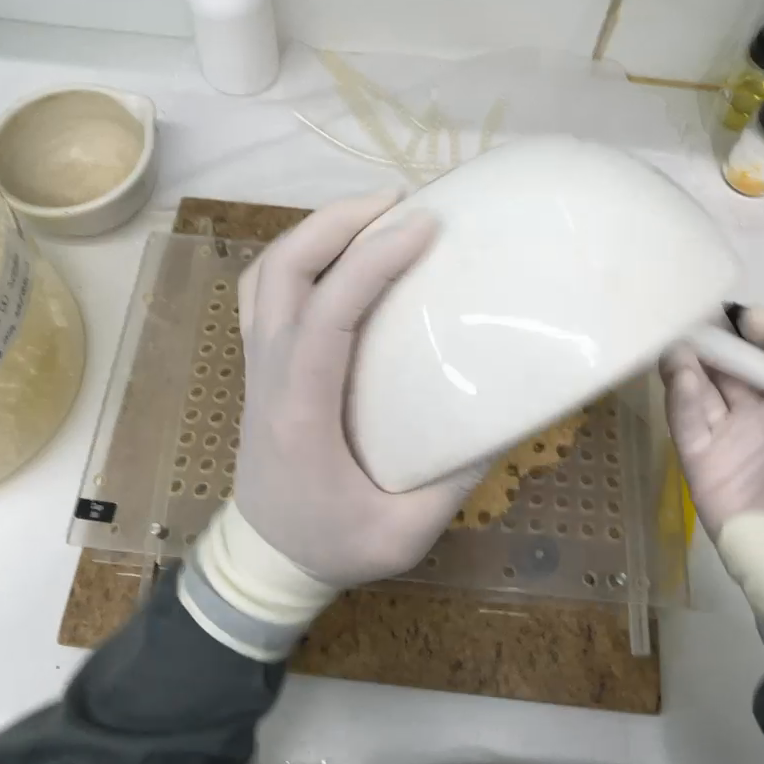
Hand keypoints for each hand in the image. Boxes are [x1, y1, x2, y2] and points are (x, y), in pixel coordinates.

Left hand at [232, 189, 479, 586]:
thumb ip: (456, 479)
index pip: (328, 315)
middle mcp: (269, 375)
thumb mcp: (405, 533)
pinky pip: (264, 293)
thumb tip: (506, 420)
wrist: (265, 559)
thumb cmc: (331, 547)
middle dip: (336, 222)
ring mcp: (257, 366)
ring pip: (265, 274)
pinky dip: (297, 258)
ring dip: (314, 232)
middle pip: (281, 272)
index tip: (423, 227)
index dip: (371, 261)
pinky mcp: (261, 366)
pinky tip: (338, 257)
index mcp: (301, 412)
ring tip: (371, 215)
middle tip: (398, 203)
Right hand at [661, 305, 763, 684]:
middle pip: (730, 366)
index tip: (748, 317)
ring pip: (700, 388)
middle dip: (717, 340)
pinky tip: (684, 381)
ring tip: (684, 349)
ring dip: (690, 363)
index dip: (760, 333)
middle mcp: (759, 414)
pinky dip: (681, 398)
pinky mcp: (699, 463)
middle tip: (701, 320)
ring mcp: (727, 438)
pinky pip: (686, 423)